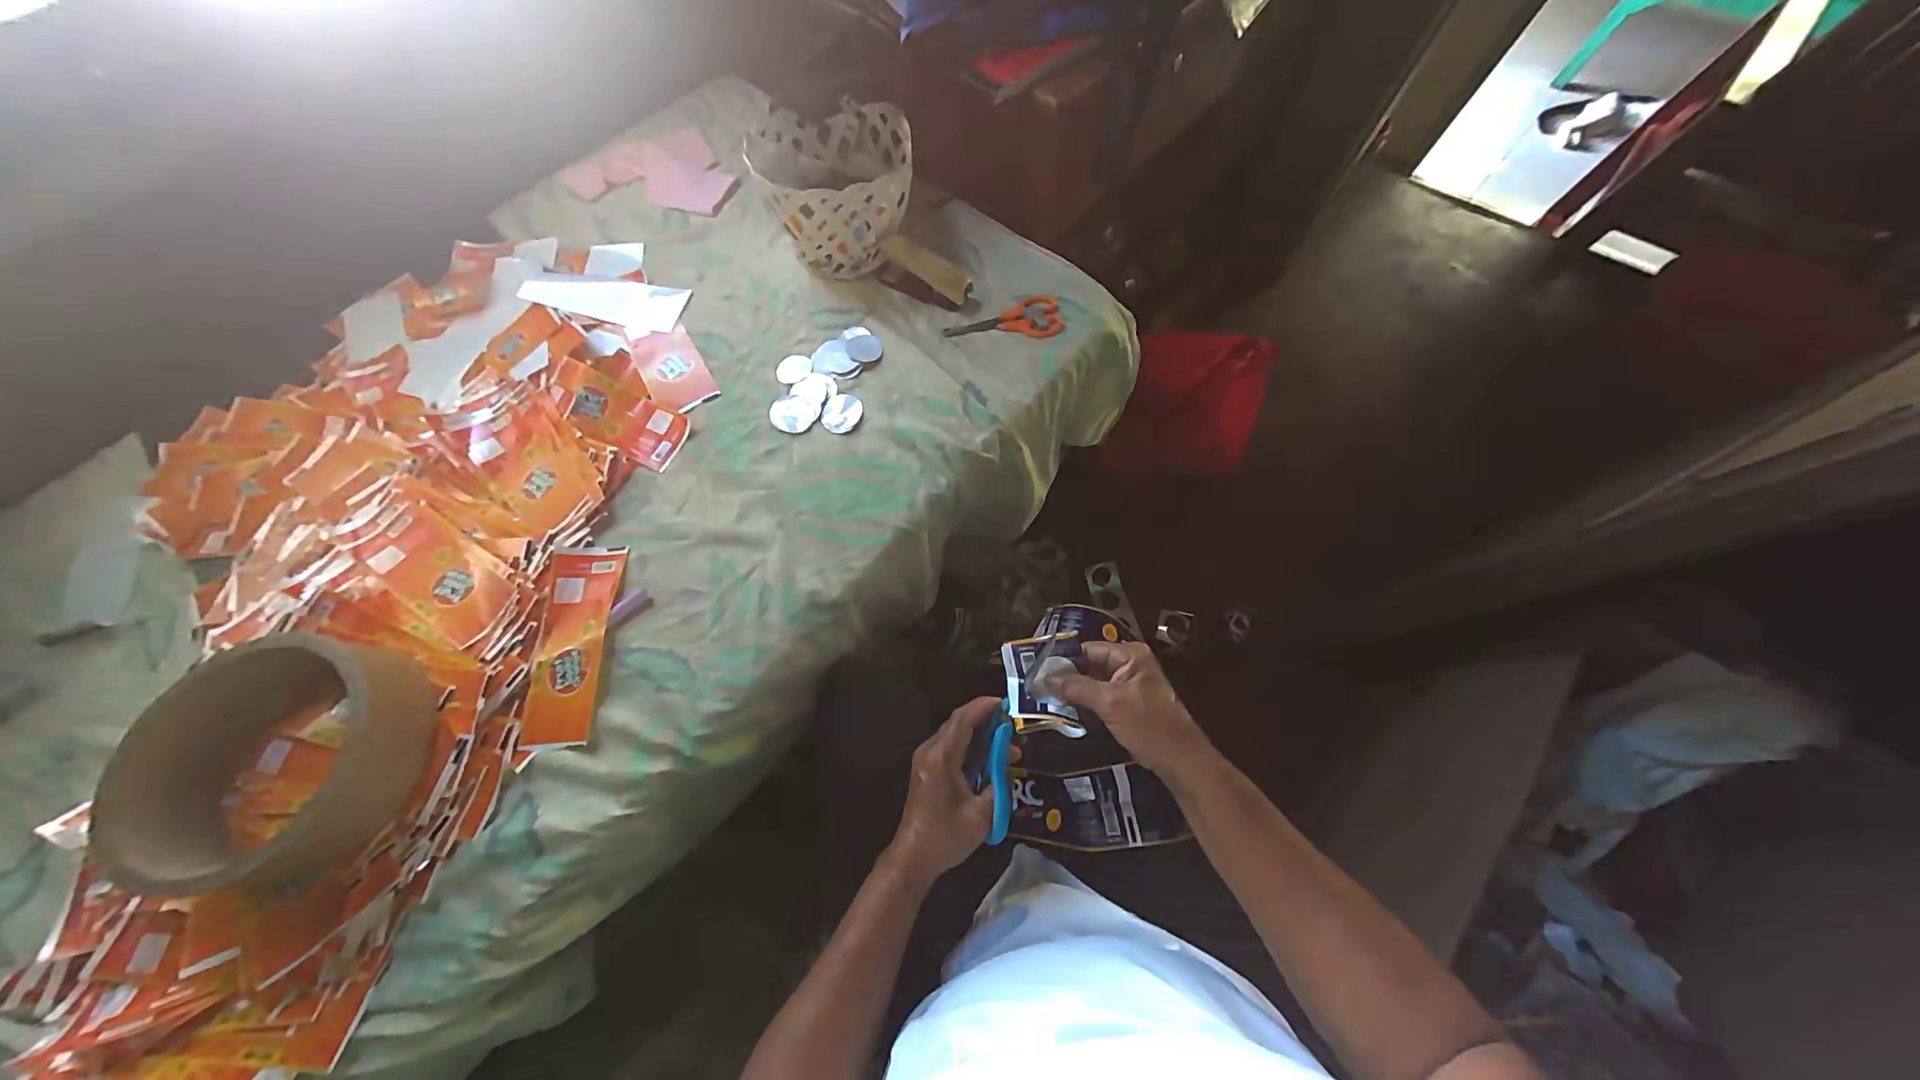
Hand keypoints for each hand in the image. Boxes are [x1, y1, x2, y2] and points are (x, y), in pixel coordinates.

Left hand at [885, 696, 999, 887]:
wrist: (914, 857)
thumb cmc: (947, 836)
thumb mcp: (983, 813)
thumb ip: (999, 783)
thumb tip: (1009, 764)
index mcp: (942, 757)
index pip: (964, 719)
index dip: (985, 707)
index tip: (1008, 703)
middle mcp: (930, 751)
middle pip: (958, 722)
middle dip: (986, 718)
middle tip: (1012, 724)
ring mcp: (926, 759)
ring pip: (955, 734)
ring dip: (980, 734)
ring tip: (1008, 745)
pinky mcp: (927, 769)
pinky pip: (951, 746)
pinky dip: (971, 746)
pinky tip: (989, 758)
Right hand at [1048, 641, 1214, 776]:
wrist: (1180, 760)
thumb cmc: (1148, 726)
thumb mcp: (1109, 703)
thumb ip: (1076, 686)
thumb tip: (1045, 677)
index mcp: (1130, 655)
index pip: (1088, 649)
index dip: (1063, 659)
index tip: (1037, 672)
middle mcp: (1130, 664)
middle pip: (1089, 664)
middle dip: (1066, 676)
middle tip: (1038, 687)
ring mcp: (1130, 685)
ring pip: (1093, 682)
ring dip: (1074, 691)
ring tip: (1046, 698)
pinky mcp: (1128, 704)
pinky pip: (1100, 697)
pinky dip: (1085, 702)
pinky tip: (1067, 710)